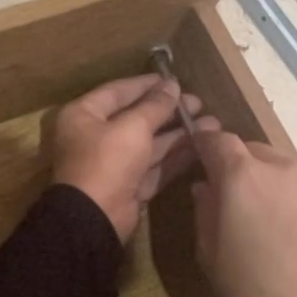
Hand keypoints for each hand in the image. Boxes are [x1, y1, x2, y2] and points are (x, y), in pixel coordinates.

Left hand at [51, 74, 220, 241]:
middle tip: (199, 102)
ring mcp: (113, 163)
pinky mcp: (129, 186)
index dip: (146, 84)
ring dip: (178, 134)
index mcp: (84, 116)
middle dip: (168, 110)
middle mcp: (95, 137)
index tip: (174, 78)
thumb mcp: (132, 127)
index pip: (117, 92)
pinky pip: (154, 166)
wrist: (95, 218)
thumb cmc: (107, 161)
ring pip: (149, 143)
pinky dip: (175, 157)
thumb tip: (172, 85)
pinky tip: (201, 146)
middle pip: (136, 118)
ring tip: (211, 122)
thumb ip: (154, 106)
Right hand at [192, 131, 296, 296]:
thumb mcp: (210, 254)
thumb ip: (204, 212)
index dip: (201, 143)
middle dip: (232, 164)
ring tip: (254, 221)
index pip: (215, 139)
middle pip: (250, 150)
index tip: (192, 155)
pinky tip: (284, 238)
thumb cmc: (254, 290)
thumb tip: (207, 190)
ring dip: (262, 182)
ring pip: (278, 169)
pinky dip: (286, 201)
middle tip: (221, 196)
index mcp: (240, 173)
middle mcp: (280, 168)